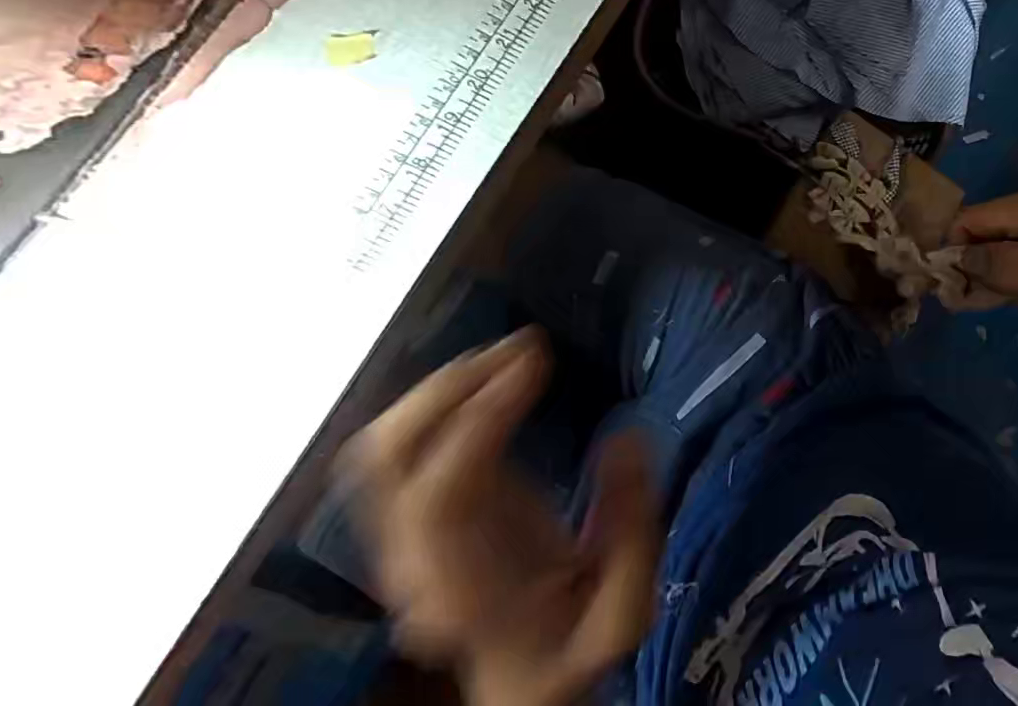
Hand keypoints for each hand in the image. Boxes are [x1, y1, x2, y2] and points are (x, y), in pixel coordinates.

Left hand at [340, 327, 659, 705]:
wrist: (526, 678)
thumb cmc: (578, 646)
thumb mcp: (628, 607)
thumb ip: (631, 528)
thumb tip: (628, 434)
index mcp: (463, 584)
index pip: (443, 490)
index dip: (484, 416)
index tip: (541, 360)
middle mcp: (415, 559)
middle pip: (389, 458)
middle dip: (452, 386)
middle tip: (525, 344)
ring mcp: (407, 538)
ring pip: (385, 445)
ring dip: (443, 386)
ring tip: (511, 351)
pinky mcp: (421, 516)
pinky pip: (408, 445)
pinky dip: (444, 398)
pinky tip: (492, 375)